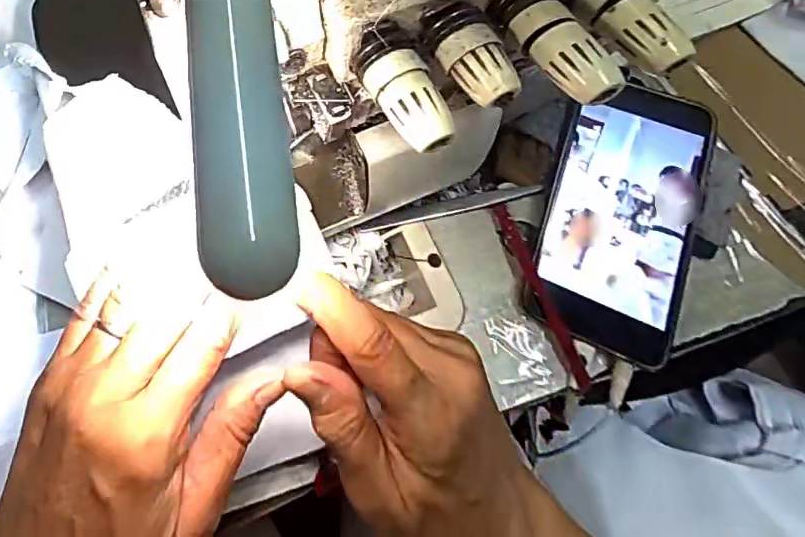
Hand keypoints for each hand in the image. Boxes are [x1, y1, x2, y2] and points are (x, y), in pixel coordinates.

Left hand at [0, 277, 286, 536]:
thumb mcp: (189, 510)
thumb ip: (229, 437)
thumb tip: (264, 387)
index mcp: (146, 437)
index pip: (198, 347)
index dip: (221, 322)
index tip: (232, 313)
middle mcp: (103, 401)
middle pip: (162, 319)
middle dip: (191, 306)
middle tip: (207, 306)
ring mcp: (70, 385)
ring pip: (123, 307)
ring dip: (154, 293)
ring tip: (175, 285)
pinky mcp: (47, 381)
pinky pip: (81, 316)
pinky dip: (107, 292)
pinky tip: (124, 280)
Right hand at [285, 273, 586, 536]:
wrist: (500, 515)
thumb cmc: (443, 515)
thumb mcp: (379, 494)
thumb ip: (341, 428)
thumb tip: (303, 374)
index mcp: (432, 413)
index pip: (376, 344)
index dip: (336, 310)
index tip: (305, 290)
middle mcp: (450, 369)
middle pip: (368, 323)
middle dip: (335, 346)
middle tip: (338, 396)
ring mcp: (455, 350)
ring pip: (377, 318)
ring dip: (355, 346)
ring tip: (368, 399)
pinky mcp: (453, 340)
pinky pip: (392, 324)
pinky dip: (375, 346)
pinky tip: (386, 385)